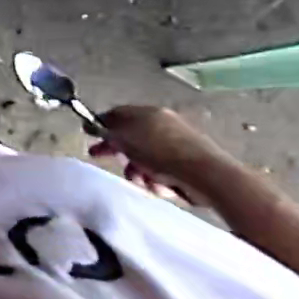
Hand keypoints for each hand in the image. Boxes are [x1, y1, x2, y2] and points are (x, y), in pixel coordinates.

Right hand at [88, 106, 236, 205]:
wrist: (209, 176)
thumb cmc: (160, 152)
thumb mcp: (123, 137)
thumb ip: (105, 130)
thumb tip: (91, 124)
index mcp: (148, 112)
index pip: (116, 114)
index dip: (100, 124)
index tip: (90, 137)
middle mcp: (164, 124)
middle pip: (131, 136)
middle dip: (119, 151)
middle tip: (103, 159)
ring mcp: (179, 144)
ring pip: (146, 157)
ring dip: (138, 170)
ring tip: (140, 181)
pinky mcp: (191, 165)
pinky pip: (164, 170)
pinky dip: (158, 179)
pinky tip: (160, 186)